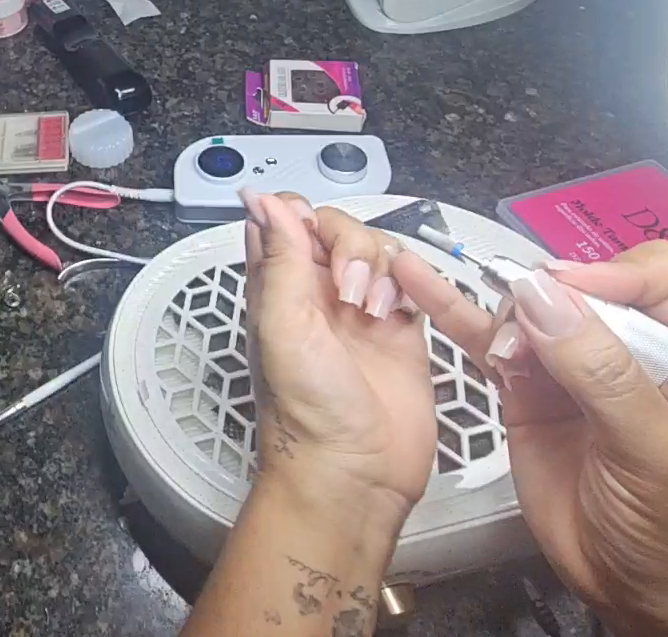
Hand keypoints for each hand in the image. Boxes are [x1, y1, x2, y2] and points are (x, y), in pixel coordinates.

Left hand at [238, 190, 434, 523]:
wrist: (354, 471)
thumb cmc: (304, 404)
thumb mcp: (282, 323)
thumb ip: (279, 257)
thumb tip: (259, 197)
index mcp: (276, 283)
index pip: (284, 220)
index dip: (301, 215)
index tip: (313, 237)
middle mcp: (315, 288)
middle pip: (335, 226)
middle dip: (348, 244)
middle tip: (348, 288)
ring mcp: (358, 305)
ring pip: (374, 247)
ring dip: (377, 267)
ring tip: (371, 311)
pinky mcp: (400, 326)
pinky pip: (408, 279)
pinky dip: (406, 283)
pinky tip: (395, 314)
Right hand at [393, 239, 667, 636]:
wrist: (638, 597)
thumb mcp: (654, 453)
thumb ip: (601, 372)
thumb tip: (539, 292)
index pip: (658, 278)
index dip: (615, 273)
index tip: (569, 296)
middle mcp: (627, 349)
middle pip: (578, 285)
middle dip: (546, 299)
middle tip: (526, 341)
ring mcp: (568, 367)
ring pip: (526, 307)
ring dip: (498, 309)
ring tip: (503, 352)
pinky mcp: (522, 386)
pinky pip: (485, 339)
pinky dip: (451, 311)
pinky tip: (418, 281)